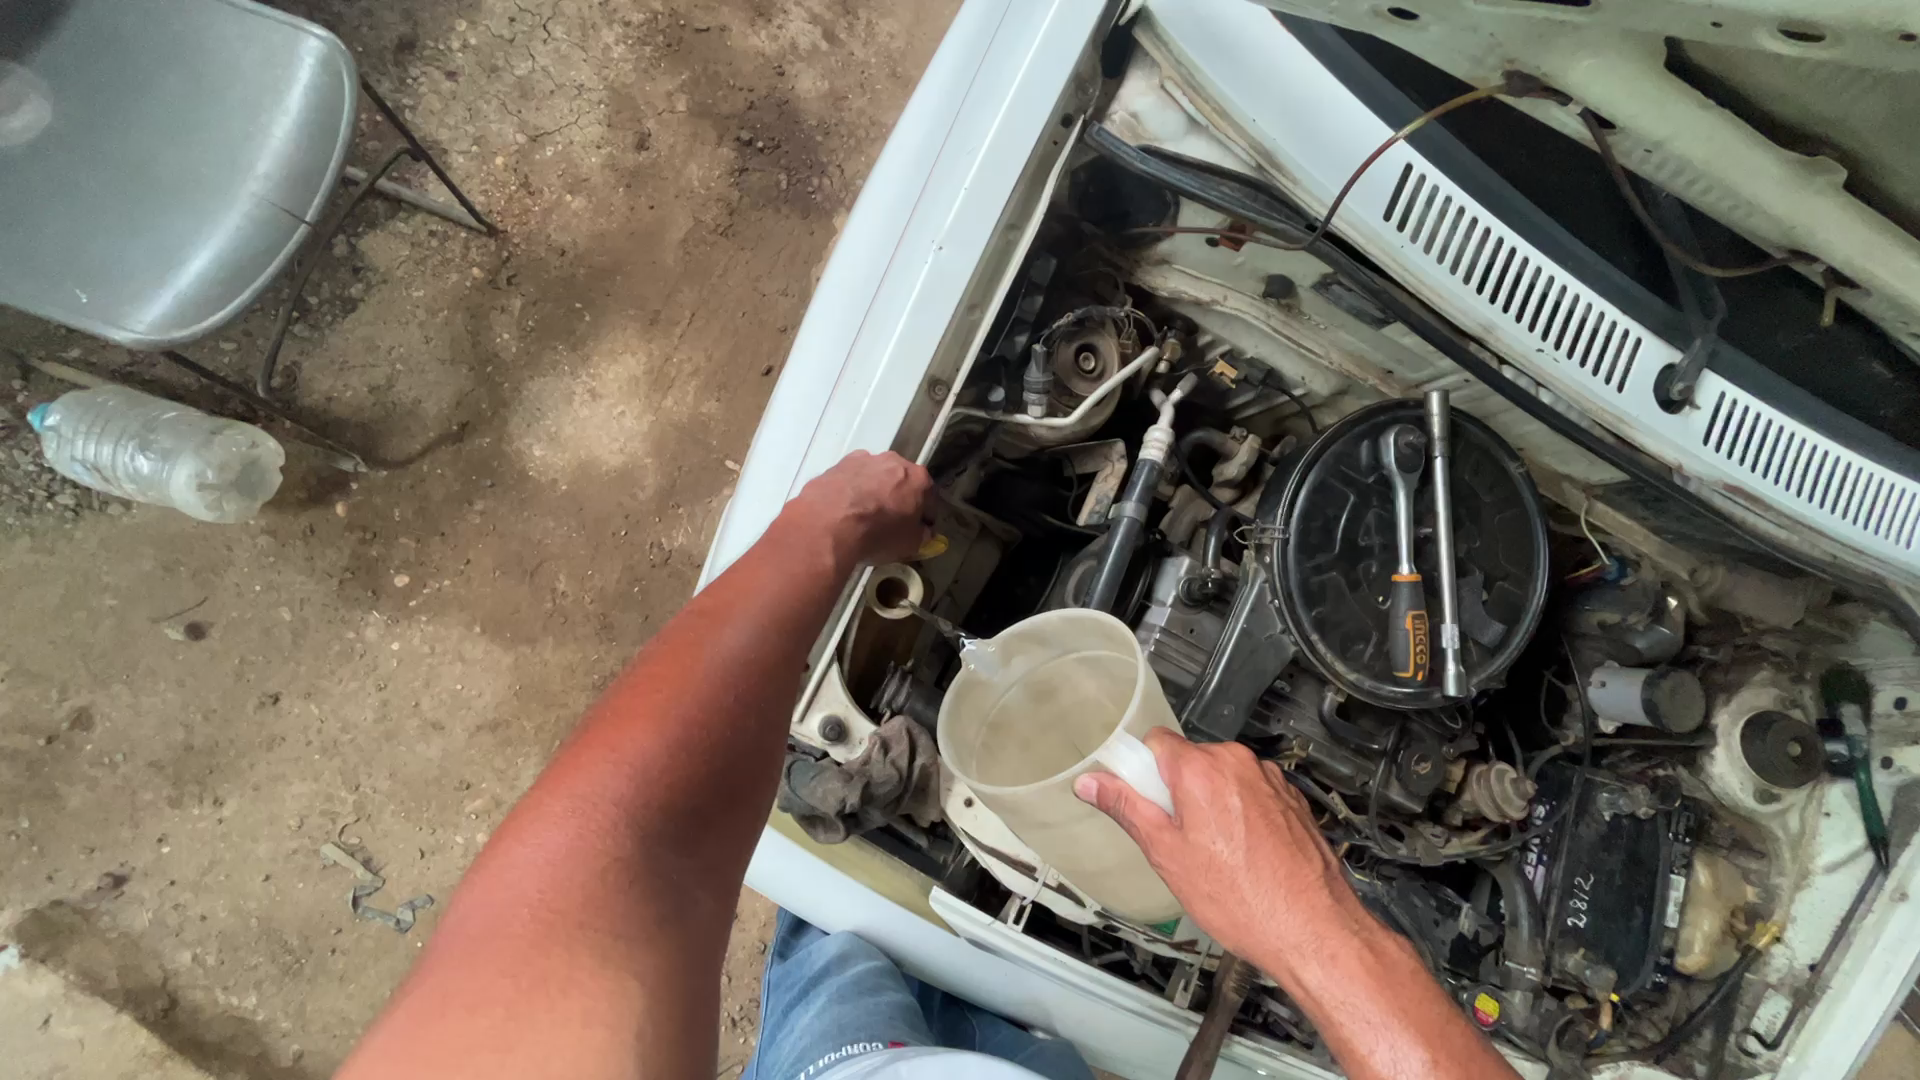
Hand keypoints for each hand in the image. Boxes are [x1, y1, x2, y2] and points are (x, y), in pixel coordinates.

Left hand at [786, 450, 932, 566]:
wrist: (828, 525)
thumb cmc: (877, 535)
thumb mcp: (909, 545)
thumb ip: (921, 535)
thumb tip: (922, 531)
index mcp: (918, 479)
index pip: (930, 498)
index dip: (925, 516)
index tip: (918, 529)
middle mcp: (894, 461)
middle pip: (901, 481)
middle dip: (899, 498)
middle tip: (890, 522)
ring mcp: (864, 460)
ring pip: (875, 477)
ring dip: (874, 492)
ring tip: (863, 517)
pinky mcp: (838, 464)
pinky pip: (851, 479)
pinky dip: (851, 491)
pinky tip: (843, 510)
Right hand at [1074, 729, 1358, 970]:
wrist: (1316, 930)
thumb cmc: (1243, 899)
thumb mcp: (1167, 855)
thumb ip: (1126, 808)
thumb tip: (1090, 783)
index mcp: (1200, 769)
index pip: (1155, 740)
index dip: (1143, 770)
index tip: (1142, 799)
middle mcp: (1236, 762)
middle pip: (1189, 759)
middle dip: (1177, 790)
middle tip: (1178, 838)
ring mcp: (1269, 778)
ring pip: (1220, 776)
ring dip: (1210, 800)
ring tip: (1216, 851)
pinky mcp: (1291, 797)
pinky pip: (1250, 790)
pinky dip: (1241, 811)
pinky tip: (1245, 852)